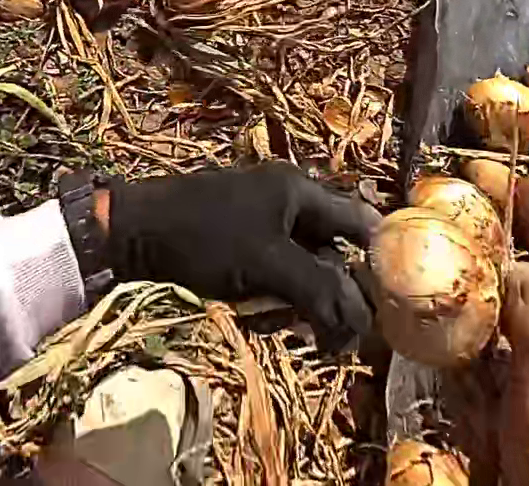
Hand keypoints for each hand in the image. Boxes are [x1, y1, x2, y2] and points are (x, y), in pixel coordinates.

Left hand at [102, 162, 379, 348]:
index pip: (358, 221)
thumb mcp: (267, 264)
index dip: (379, 256)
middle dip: (332, 293)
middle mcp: (289, 200)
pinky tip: (259, 316)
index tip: (389, 302)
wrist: (139, 232)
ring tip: (282, 326)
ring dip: (302, 300)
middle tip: (331, 337)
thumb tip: (364, 322)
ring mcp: (265, 220)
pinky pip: (277, 271)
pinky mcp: (246, 241)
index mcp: (300, 192)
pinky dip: (276, 296)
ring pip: (304, 267)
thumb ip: (319, 289)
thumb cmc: (207, 238)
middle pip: (332, 250)